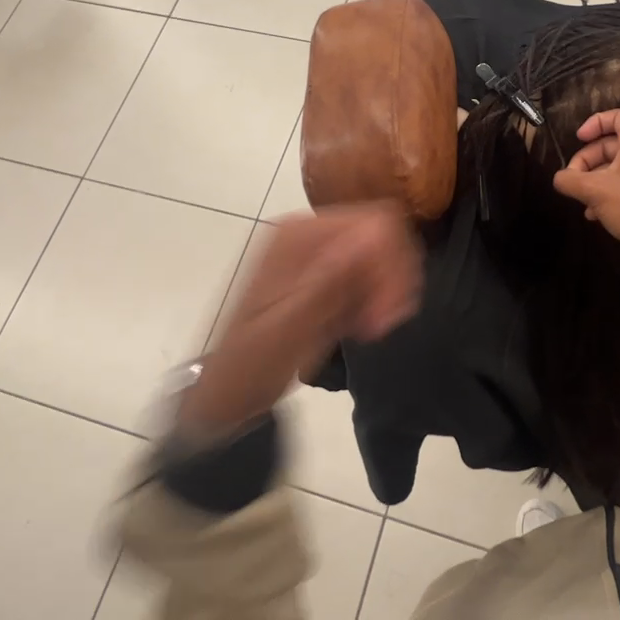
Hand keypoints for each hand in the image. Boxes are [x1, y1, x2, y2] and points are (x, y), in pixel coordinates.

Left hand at [180, 204, 422, 432]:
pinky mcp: (325, 272)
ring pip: (381, 253)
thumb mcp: (287, 329)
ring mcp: (316, 251)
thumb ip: (328, 280)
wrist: (227, 396)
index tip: (388, 314)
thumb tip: (371, 238)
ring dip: (386, 291)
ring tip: (371, 330)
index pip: (373, 224)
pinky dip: (375, 297)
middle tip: (383, 324)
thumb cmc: (251, 365)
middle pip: (380, 234)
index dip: (392, 264)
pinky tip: (362, 327)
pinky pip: (369, 271)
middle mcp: (308, 232)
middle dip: (392, 278)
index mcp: (295, 236)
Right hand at [551, 109, 619, 254]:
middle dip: (587, 161)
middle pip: (611, 144)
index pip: (615, 116)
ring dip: (595, 180)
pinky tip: (596, 213)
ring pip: (617, 166)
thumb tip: (559, 178)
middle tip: (573, 181)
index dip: (593, 123)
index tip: (577, 139)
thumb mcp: (595, 191)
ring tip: (583, 202)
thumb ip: (570, 180)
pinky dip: (610, 190)